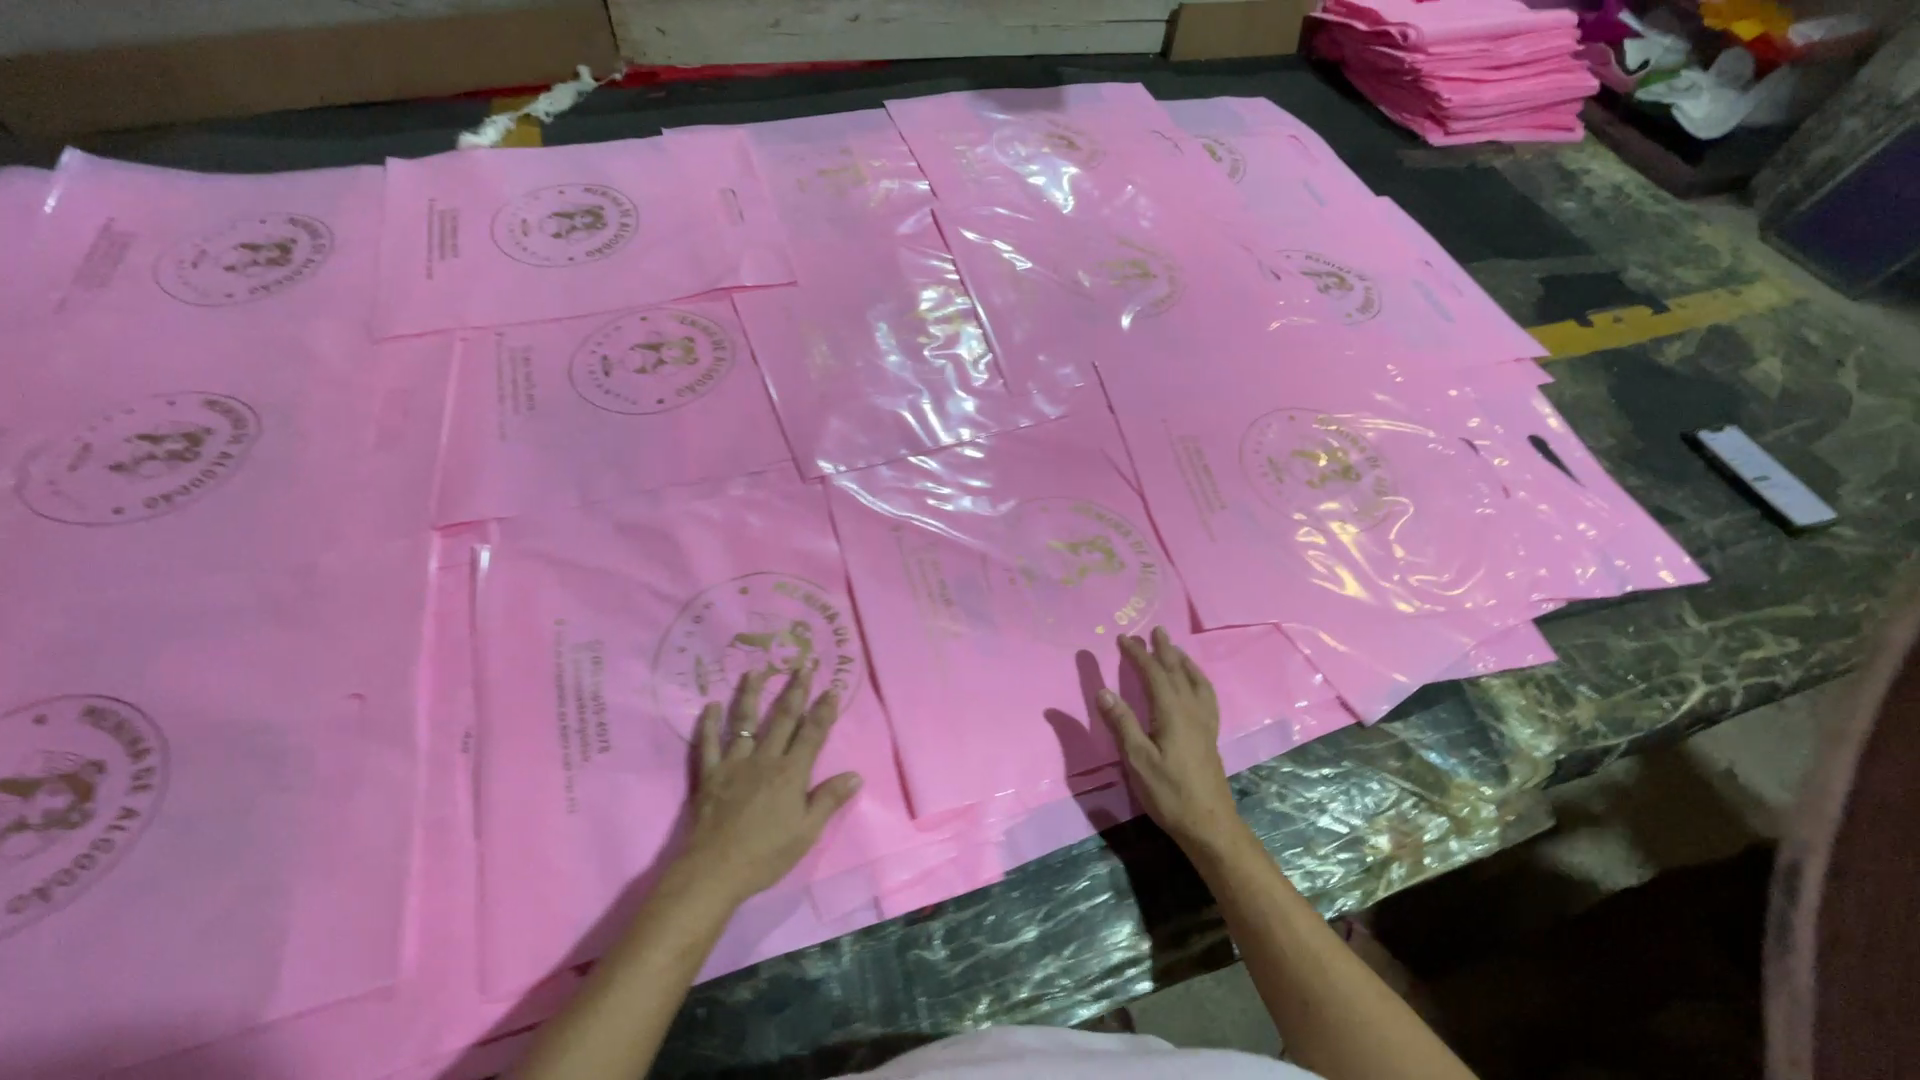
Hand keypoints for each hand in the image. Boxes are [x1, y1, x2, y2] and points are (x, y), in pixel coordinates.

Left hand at [678, 661, 861, 906]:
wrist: (715, 870)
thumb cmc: (766, 855)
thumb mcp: (807, 833)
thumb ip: (828, 800)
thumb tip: (855, 775)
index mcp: (791, 773)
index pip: (812, 734)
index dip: (824, 711)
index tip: (831, 688)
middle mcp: (764, 760)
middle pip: (783, 719)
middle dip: (795, 690)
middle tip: (802, 665)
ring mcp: (734, 765)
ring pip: (745, 723)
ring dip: (751, 695)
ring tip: (755, 671)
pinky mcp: (710, 775)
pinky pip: (708, 744)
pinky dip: (709, 724)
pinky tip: (711, 706)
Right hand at [1096, 627, 1245, 851]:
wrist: (1208, 823)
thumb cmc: (1169, 793)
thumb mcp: (1137, 760)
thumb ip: (1122, 723)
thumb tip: (1103, 690)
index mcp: (1172, 713)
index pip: (1153, 675)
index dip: (1138, 655)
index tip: (1123, 638)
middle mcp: (1192, 711)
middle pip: (1177, 672)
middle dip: (1163, 651)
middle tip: (1154, 631)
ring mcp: (1205, 724)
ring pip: (1195, 682)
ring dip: (1183, 662)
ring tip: (1175, 649)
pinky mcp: (1210, 736)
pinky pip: (1206, 696)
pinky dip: (1198, 681)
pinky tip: (1195, 686)